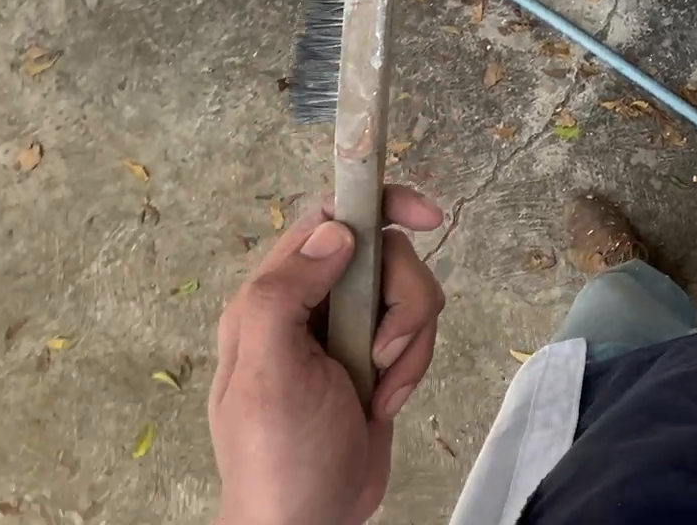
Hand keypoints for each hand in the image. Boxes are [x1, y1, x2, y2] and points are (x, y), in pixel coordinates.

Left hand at [209, 186, 445, 524]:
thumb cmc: (278, 453)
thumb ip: (285, 294)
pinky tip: (385, 401)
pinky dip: (414, 363)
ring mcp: (350, 329)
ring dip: (411, 339)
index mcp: (276, 296)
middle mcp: (316, 302)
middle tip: (384, 348)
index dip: (382, 203)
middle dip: (403, 299)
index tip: (428, 218)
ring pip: (413, 291)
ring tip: (382, 386)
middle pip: (389, 255)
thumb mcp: (268, 375)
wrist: (308, 522)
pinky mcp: (380, 353)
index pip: (333, 217)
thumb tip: (338, 231)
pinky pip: (420, 329)